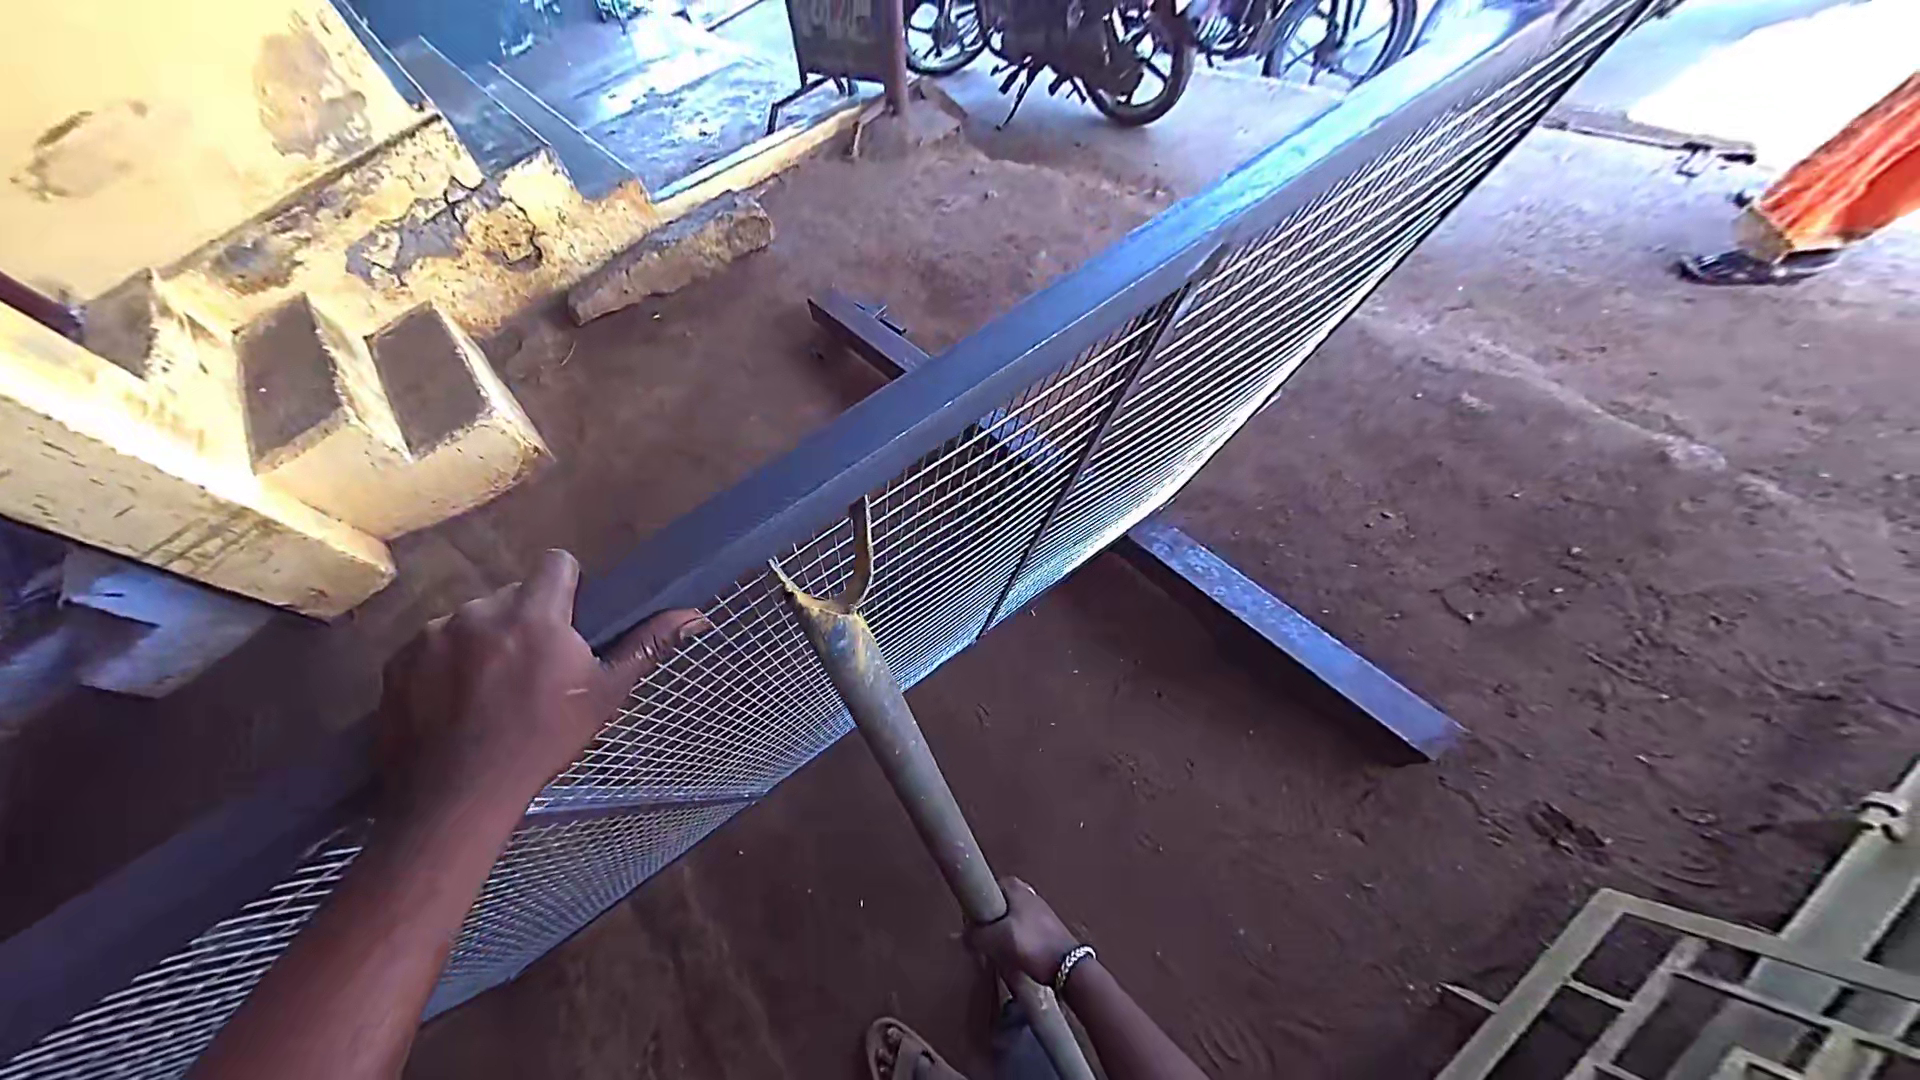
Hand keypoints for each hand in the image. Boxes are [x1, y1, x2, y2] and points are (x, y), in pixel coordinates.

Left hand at [376, 549, 707, 818]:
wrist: (454, 798)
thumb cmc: (544, 740)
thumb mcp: (606, 693)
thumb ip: (647, 645)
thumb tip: (694, 615)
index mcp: (534, 614)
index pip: (556, 562)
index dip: (570, 585)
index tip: (573, 620)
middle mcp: (478, 611)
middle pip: (515, 594)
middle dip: (530, 618)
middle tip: (538, 666)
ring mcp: (431, 635)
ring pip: (475, 618)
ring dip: (489, 638)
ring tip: (494, 687)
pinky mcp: (396, 661)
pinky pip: (434, 642)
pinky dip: (449, 660)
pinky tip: (457, 700)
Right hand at [969, 876, 1082, 985]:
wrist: (1068, 967)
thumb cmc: (1032, 945)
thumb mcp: (996, 940)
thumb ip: (976, 935)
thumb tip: (965, 934)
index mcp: (1013, 885)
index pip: (984, 889)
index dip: (975, 908)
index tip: (971, 927)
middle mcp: (1026, 891)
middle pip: (996, 906)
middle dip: (989, 923)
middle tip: (983, 942)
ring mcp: (1037, 909)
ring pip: (1008, 920)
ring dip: (1002, 935)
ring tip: (999, 953)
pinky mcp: (1046, 927)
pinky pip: (1021, 932)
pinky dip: (1015, 942)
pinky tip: (1015, 958)